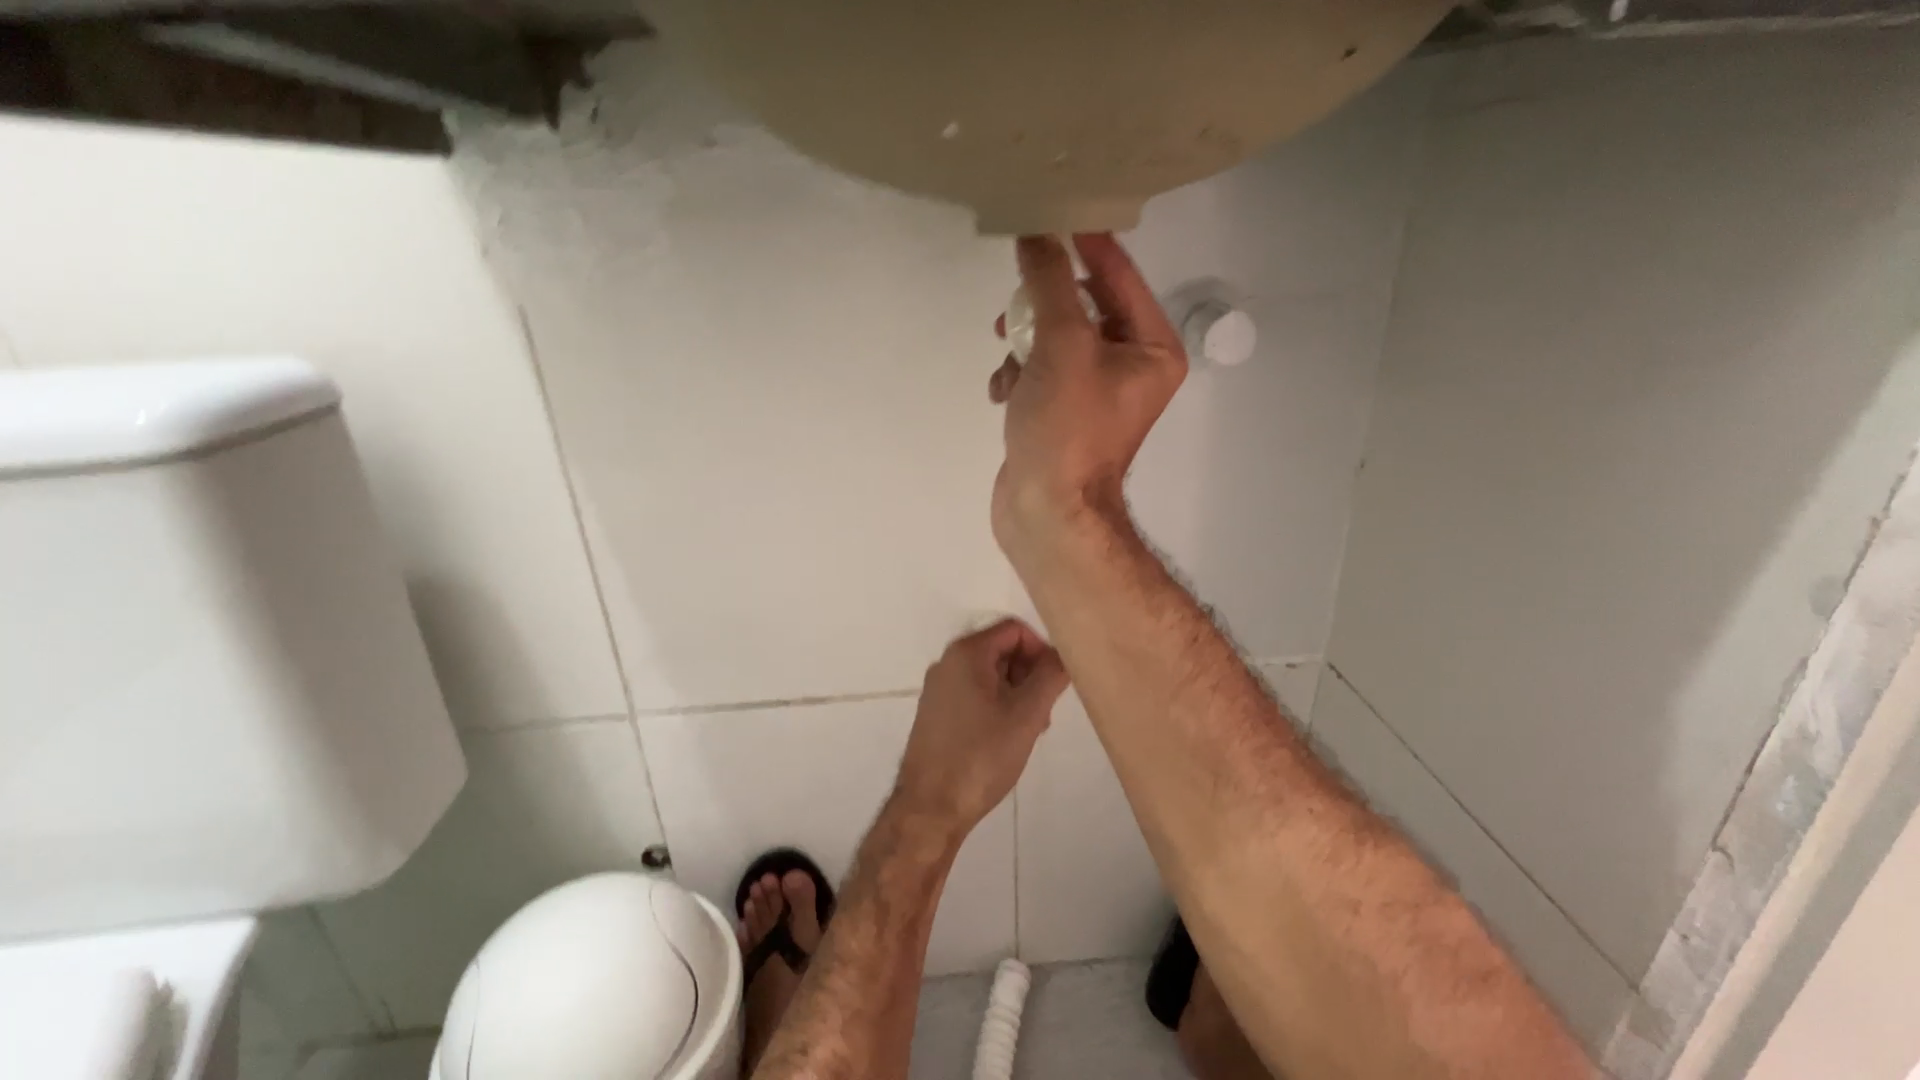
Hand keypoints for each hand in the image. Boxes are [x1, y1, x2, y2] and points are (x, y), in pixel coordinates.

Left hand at [892, 618, 1069, 836]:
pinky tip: (1008, 739)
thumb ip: (1050, 677)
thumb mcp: (1027, 714)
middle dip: (1030, 674)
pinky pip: (975, 696)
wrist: (931, 808)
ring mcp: (939, 690)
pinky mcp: (937, 715)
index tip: (1056, 684)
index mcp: (966, 654)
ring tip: (1031, 730)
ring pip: (991, 676)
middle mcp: (947, 663)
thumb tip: (1064, 653)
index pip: (1015, 630)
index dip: (1042, 650)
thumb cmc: (981, 756)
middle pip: (1002, 650)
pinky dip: (998, 708)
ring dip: (1017, 694)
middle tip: (1045, 711)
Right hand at [988, 234, 1187, 561]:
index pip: (1119, 276)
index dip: (1085, 244)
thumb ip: (1048, 282)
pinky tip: (1004, 396)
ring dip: (1024, 344)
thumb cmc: (1067, 427)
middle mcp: (1131, 367)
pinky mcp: (1063, 414)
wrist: (1047, 513)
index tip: (1050, 212)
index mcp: (1152, 348)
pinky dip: (1019, 377)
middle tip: (1014, 300)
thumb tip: (1035, 232)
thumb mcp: (1061, 344)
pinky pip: (1040, 373)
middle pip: (1083, 307)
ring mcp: (1095, 393)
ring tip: (1007, 362)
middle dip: (1043, 304)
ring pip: (1054, 339)